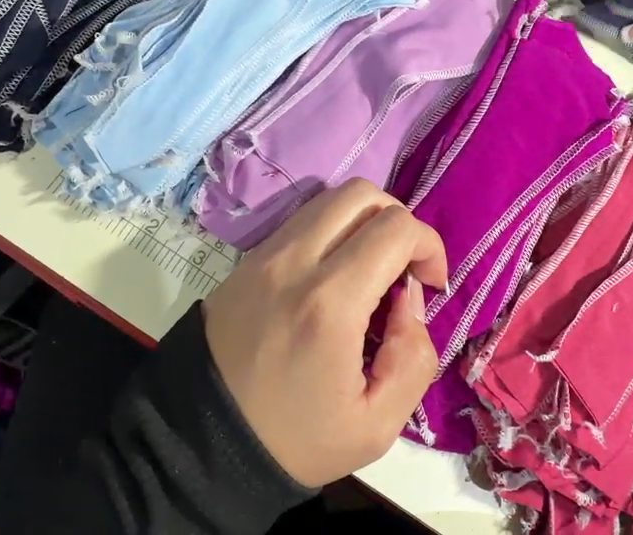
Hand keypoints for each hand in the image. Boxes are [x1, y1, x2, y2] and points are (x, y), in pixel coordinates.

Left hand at [202, 179, 448, 487]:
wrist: (201, 438)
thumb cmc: (293, 439)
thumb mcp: (375, 427)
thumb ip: (412, 359)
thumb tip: (410, 300)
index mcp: (331, 302)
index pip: (396, 228)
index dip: (428, 245)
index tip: (431, 283)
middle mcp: (297, 260)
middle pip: (363, 194)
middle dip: (400, 222)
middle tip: (405, 268)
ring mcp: (268, 252)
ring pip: (331, 198)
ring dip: (365, 220)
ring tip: (373, 268)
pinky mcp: (250, 257)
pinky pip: (303, 218)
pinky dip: (334, 228)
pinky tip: (339, 271)